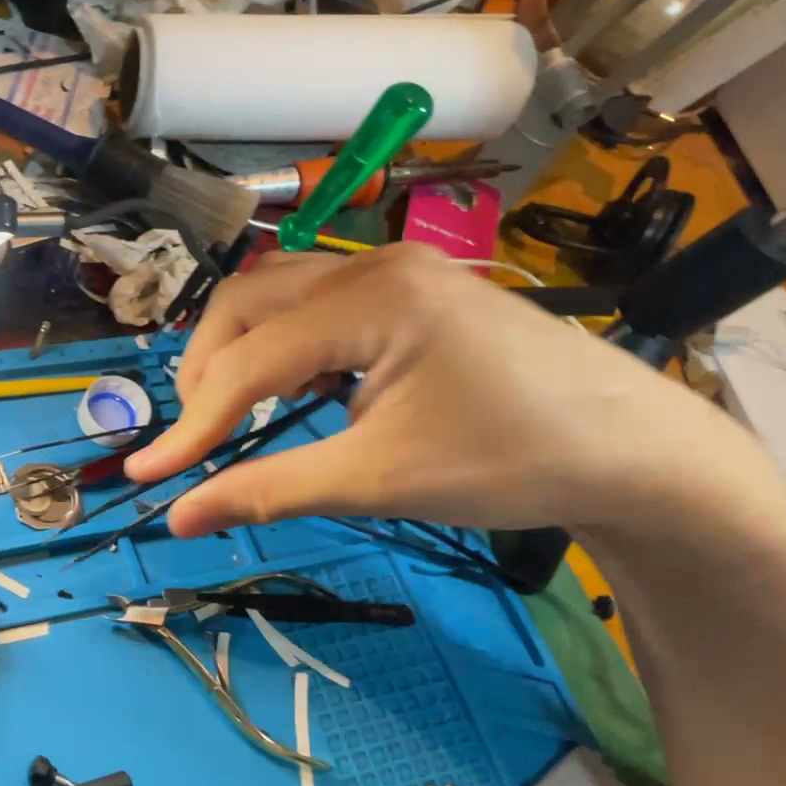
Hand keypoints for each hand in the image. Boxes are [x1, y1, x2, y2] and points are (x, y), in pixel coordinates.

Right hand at [125, 244, 768, 535]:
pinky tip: (290, 387)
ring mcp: (393, 270)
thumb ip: (266, 492)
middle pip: (244, 304)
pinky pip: (309, 304)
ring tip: (229, 414)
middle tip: (197, 439)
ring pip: (272, 296)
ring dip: (235, 354)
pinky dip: (277, 346)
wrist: (636, 451)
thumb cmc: (511, 462)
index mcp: (370, 300)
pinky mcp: (406, 289)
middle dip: (205, 372)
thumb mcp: (377, 481)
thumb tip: (175, 520)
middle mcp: (372, 265)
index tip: (148, 476)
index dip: (190, 424)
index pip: (247, 361)